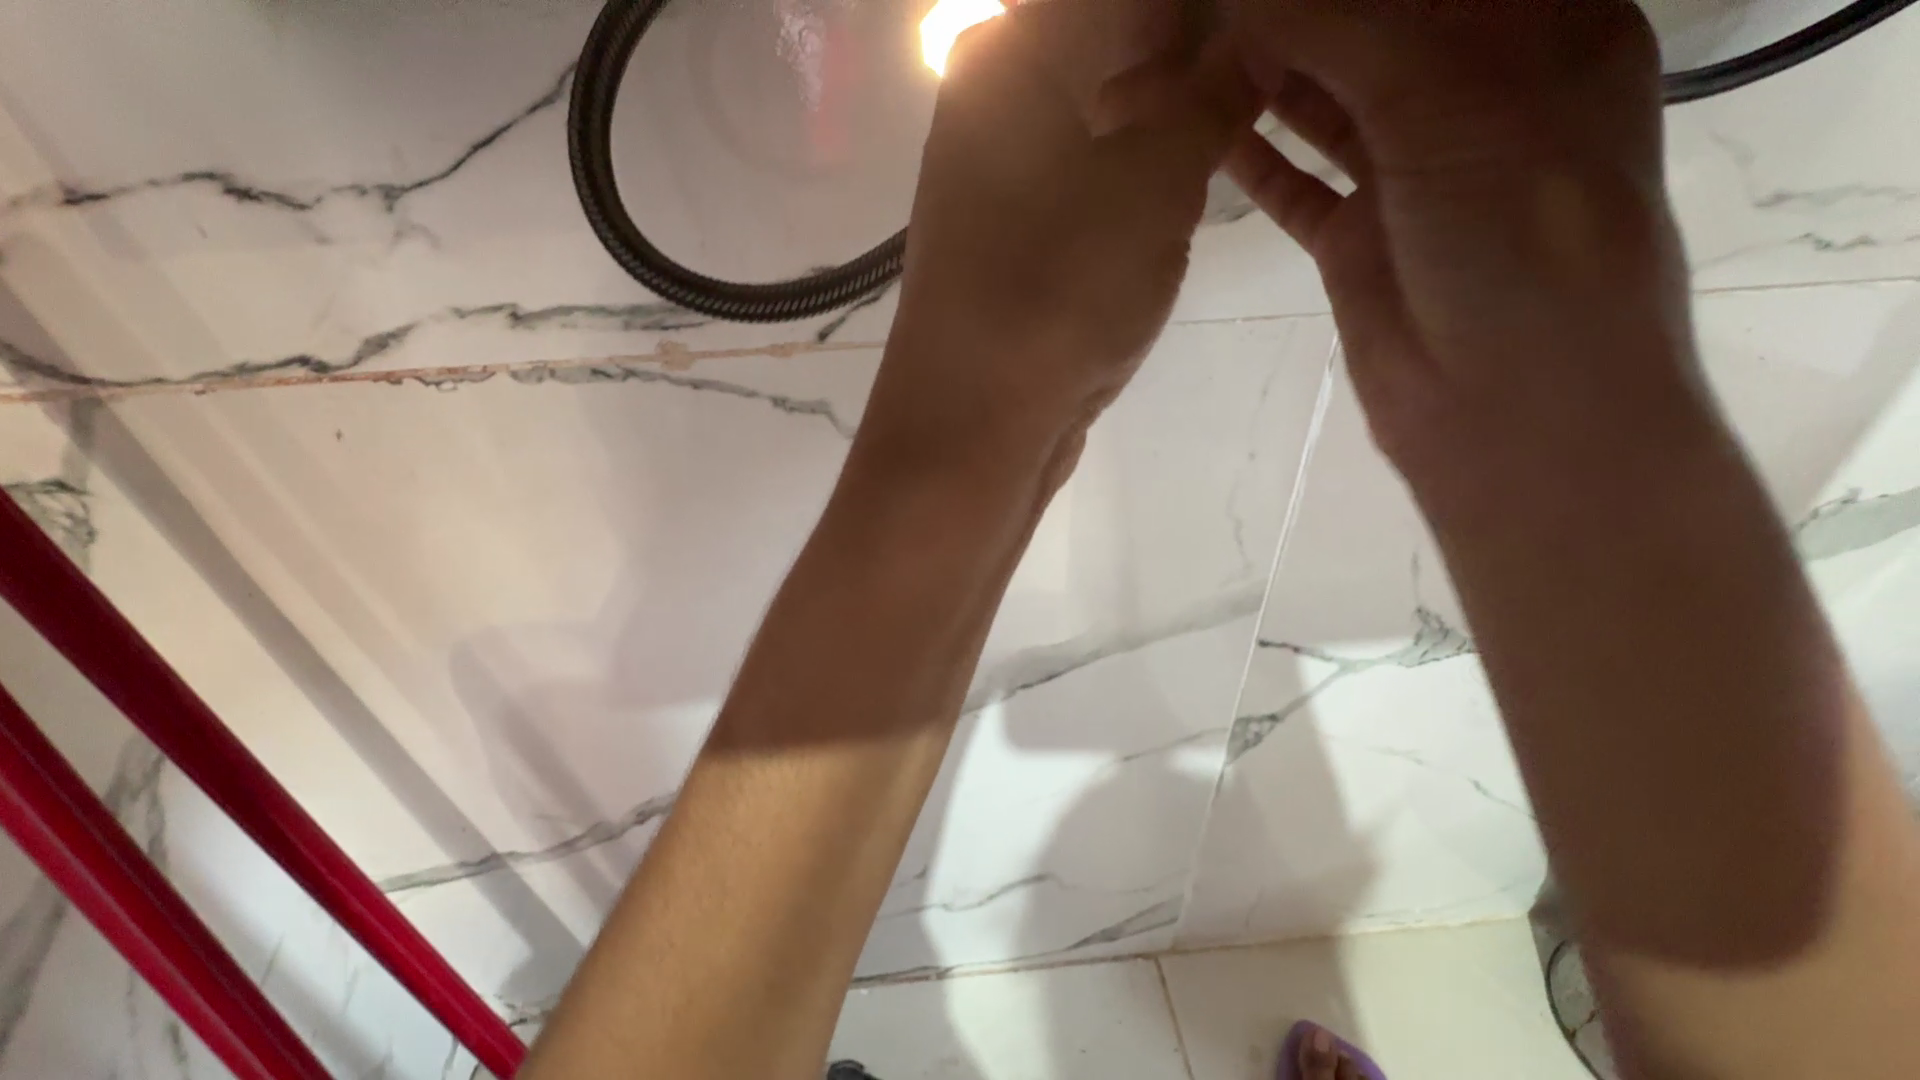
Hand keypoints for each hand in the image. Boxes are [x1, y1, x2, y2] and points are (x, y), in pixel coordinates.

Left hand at [861, 6, 1256, 472]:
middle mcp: (986, 106)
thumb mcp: (1155, 180)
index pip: (1110, 1)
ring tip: (1240, 116)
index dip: (1192, 17)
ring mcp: (992, 178)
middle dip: (1187, 57)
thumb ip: (1209, 101)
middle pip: (1104, 46)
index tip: (1254, 37)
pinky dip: (1133, 169)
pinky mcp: (1009, 239)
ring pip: (1097, 114)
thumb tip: (1253, 49)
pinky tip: (1181, 180)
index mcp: (1004, 56)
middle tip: (1262, 77)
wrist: (974, 424)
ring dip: (1166, 114)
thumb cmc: (1059, 288)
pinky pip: (1083, 175)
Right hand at [1226, 0, 1711, 497]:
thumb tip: (1247, 1)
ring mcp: (1412, 171)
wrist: (1510, 402)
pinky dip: (1251, 158)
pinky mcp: (1358, 237)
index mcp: (1542, 29)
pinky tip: (1200, 129)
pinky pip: (1296, 182)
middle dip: (1295, 16)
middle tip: (1216, 10)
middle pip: (1373, 25)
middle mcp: (1477, 92)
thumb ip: (1342, 29)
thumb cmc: (1516, 231)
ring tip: (1193, 52)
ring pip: (1327, 99)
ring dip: (1263, 76)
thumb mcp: (1445, 101)